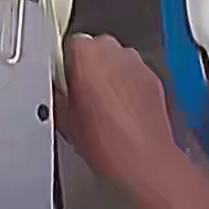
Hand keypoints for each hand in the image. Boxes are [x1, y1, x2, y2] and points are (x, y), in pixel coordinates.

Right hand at [55, 34, 187, 205]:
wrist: (145, 162)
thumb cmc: (108, 143)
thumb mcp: (65, 120)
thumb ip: (58, 92)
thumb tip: (57, 91)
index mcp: (85, 54)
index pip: (69, 45)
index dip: (66, 67)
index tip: (67, 83)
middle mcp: (112, 50)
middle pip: (94, 49)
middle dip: (89, 68)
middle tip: (85, 97)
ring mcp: (134, 61)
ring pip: (115, 60)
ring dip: (110, 75)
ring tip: (106, 108)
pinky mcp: (151, 75)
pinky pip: (134, 74)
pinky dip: (129, 86)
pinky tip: (124, 112)